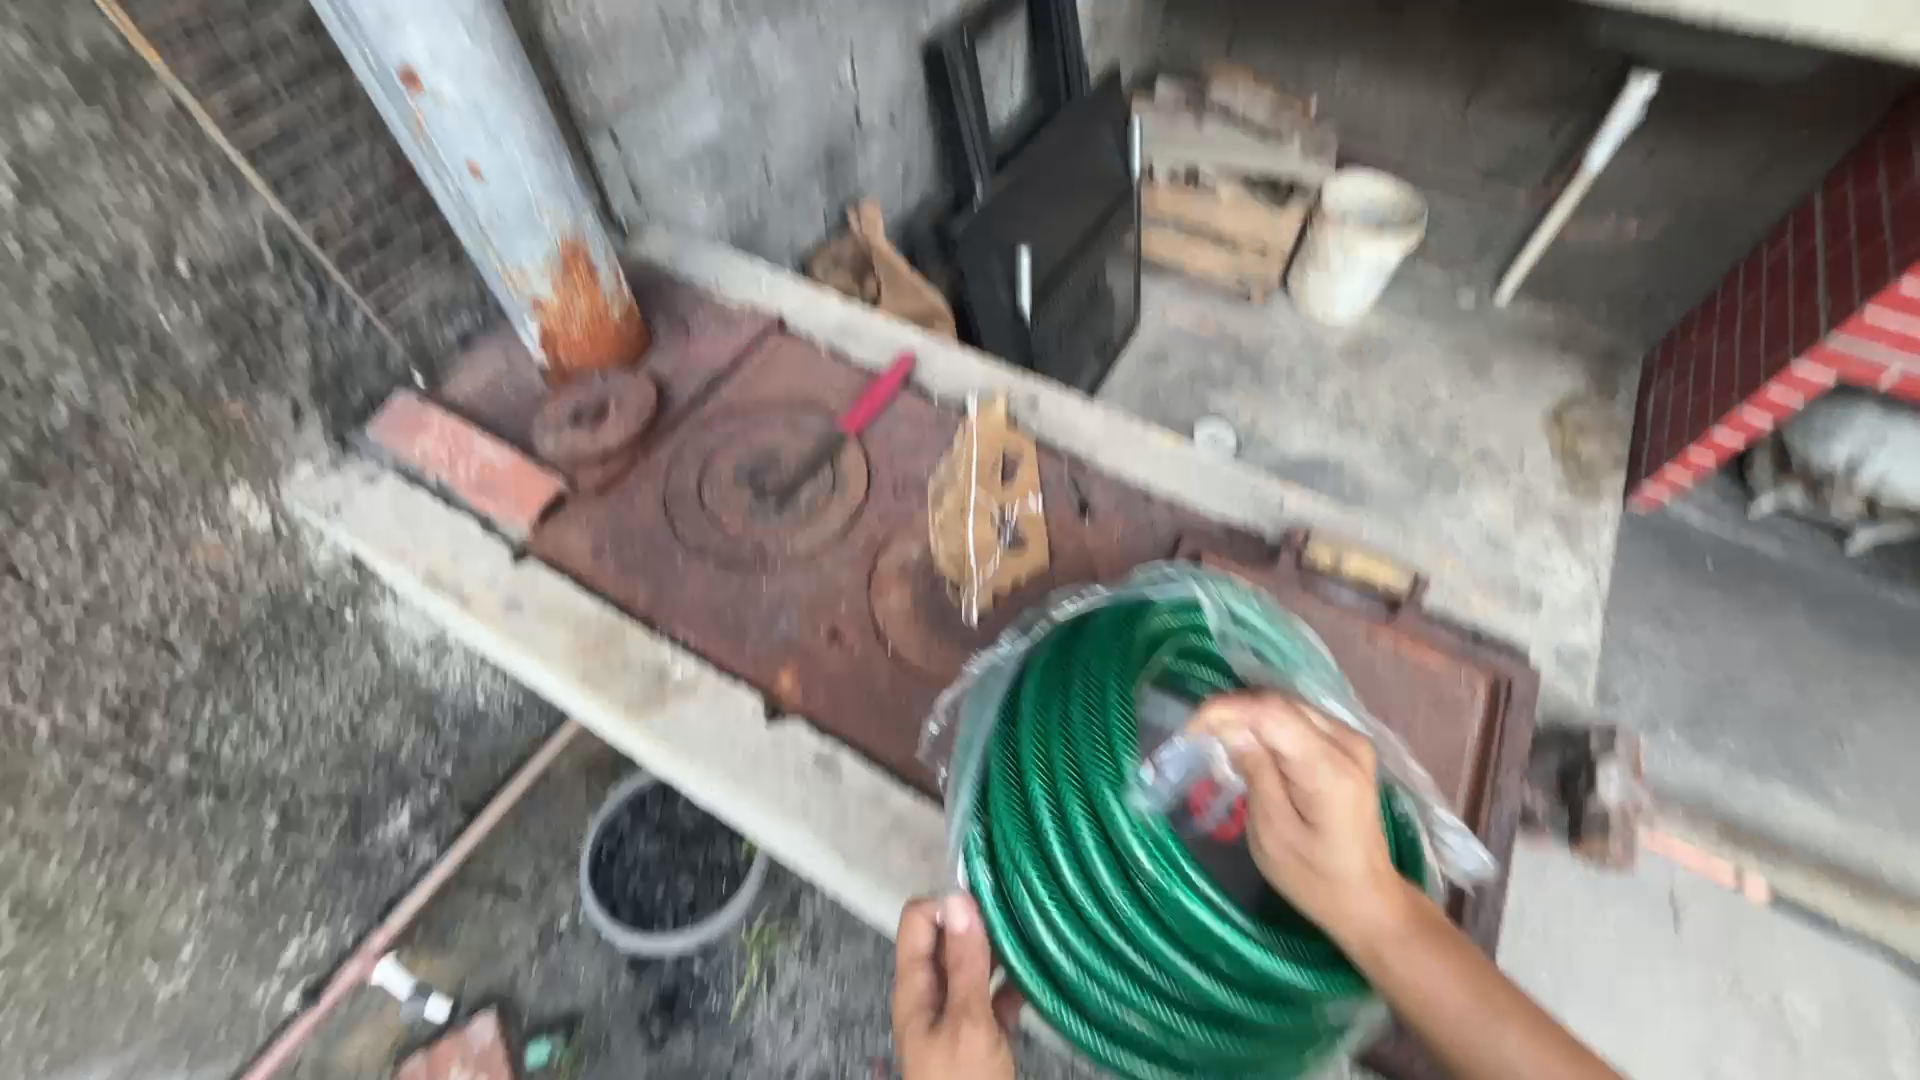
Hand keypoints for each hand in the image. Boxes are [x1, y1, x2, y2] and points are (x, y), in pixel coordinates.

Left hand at [892, 895, 1016, 1079]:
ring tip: (1033, 928)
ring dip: (1000, 949)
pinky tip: (1039, 969)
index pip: (918, 920)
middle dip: (980, 921)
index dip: (947, 903)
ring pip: (975, 965)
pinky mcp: (983, 1033)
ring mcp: (956, 1014)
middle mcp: (932, 993)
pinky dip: (1013, 981)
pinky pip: (996, 994)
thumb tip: (958, 897)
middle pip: (949, 940)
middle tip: (1018, 906)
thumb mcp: (966, 1022)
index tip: (986, 897)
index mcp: (915, 986)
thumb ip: (964, 962)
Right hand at [1189, 693, 1415, 951]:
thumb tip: (1229, 729)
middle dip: (1231, 711)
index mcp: (1329, 769)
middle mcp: (1346, 743)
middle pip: (1278, 703)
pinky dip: (1264, 722)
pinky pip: (1296, 717)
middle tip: (1197, 736)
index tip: (1190, 732)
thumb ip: (1255, 773)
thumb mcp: (1272, 833)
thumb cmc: (1315, 877)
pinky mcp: (1346, 743)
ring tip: (1215, 737)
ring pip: (1285, 704)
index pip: (1271, 713)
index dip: (1225, 711)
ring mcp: (1351, 739)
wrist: (1368, 898)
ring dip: (1246, 714)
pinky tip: (1247, 741)